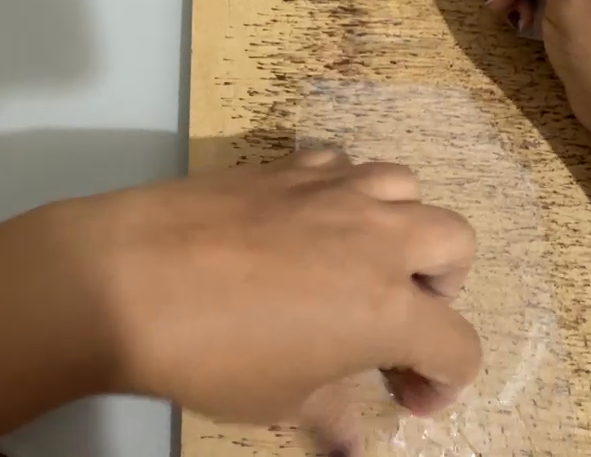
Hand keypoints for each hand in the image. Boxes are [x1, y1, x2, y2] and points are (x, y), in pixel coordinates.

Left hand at [47, 151, 479, 439]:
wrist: (133, 275)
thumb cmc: (212, 353)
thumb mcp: (280, 400)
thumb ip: (330, 410)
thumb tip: (349, 440)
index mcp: (386, 306)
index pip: (457, 342)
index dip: (445, 381)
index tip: (405, 396)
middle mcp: (374, 235)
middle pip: (455, 239)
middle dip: (443, 283)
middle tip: (398, 313)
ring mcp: (331, 188)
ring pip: (403, 184)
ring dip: (400, 223)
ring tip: (359, 255)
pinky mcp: (288, 162)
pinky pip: (340, 161)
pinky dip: (343, 188)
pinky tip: (308, 217)